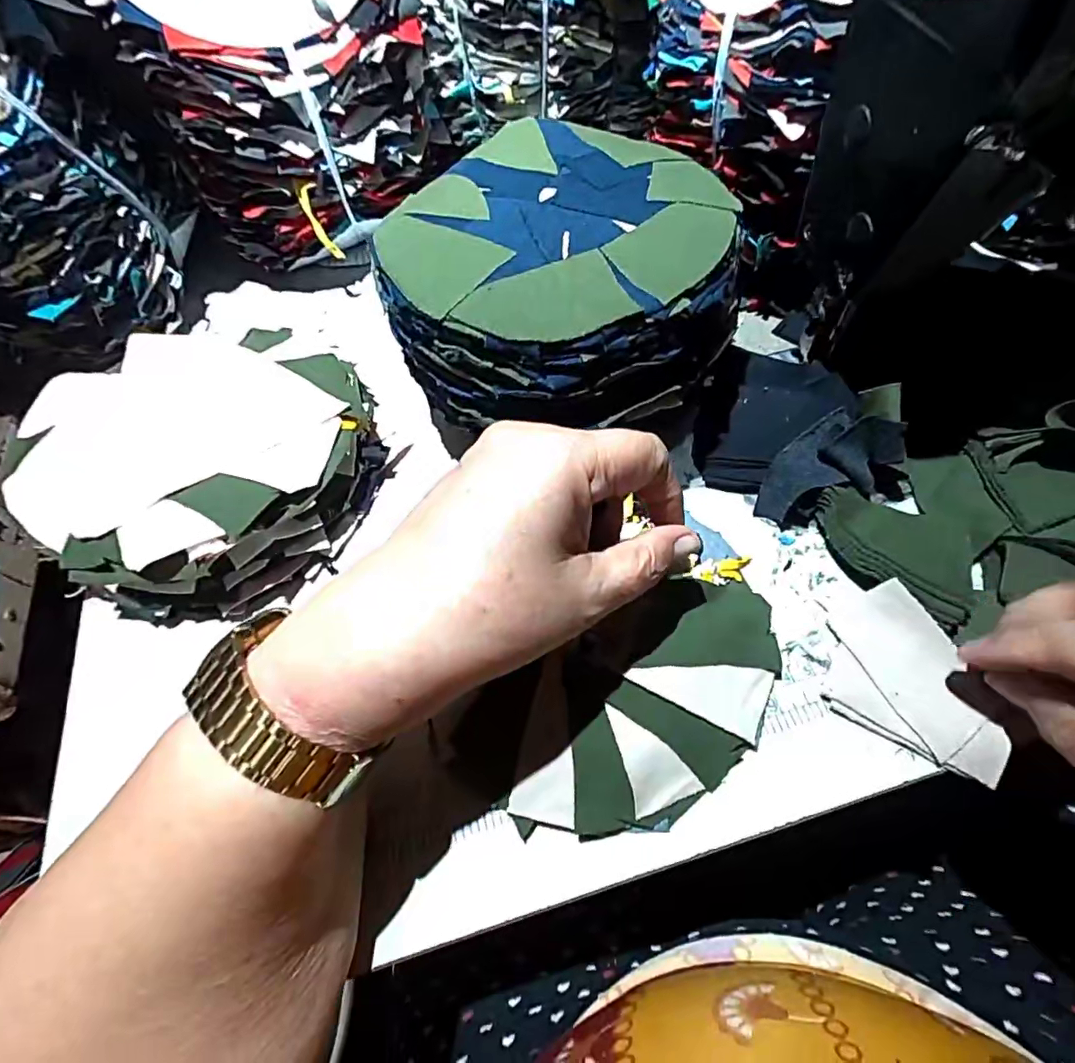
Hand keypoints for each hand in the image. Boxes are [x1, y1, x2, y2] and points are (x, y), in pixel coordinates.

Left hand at [246, 422, 700, 751]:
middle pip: (607, 461)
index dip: (669, 498)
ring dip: (588, 516)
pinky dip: (553, 513)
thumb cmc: (499, 614)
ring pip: (573, 471)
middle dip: (621, 514)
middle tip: (599, 571)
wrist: (385, 638)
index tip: (662, 547)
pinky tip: (525, 560)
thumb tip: (689, 541)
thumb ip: (650, 559)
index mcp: (562, 455)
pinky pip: (535, 478)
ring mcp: (490, 450)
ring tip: (559, 571)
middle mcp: (526, 436)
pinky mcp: (468, 472)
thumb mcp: (591, 592)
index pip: (646, 452)